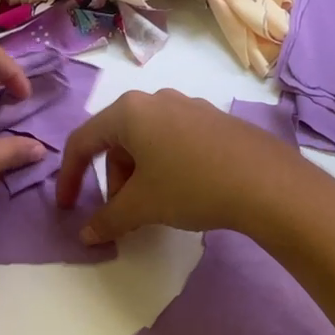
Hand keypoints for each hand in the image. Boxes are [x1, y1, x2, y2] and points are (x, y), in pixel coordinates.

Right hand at [56, 89, 326, 243]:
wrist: (265, 182)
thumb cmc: (190, 186)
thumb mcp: (142, 207)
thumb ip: (107, 220)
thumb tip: (87, 235)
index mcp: (129, 112)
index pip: (83, 142)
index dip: (69, 178)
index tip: (69, 208)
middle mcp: (156, 100)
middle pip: (116, 142)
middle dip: (113, 181)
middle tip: (123, 215)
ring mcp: (189, 107)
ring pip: (146, 142)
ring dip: (139, 176)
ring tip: (153, 208)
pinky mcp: (214, 120)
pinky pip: (174, 142)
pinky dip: (164, 167)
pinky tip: (182, 192)